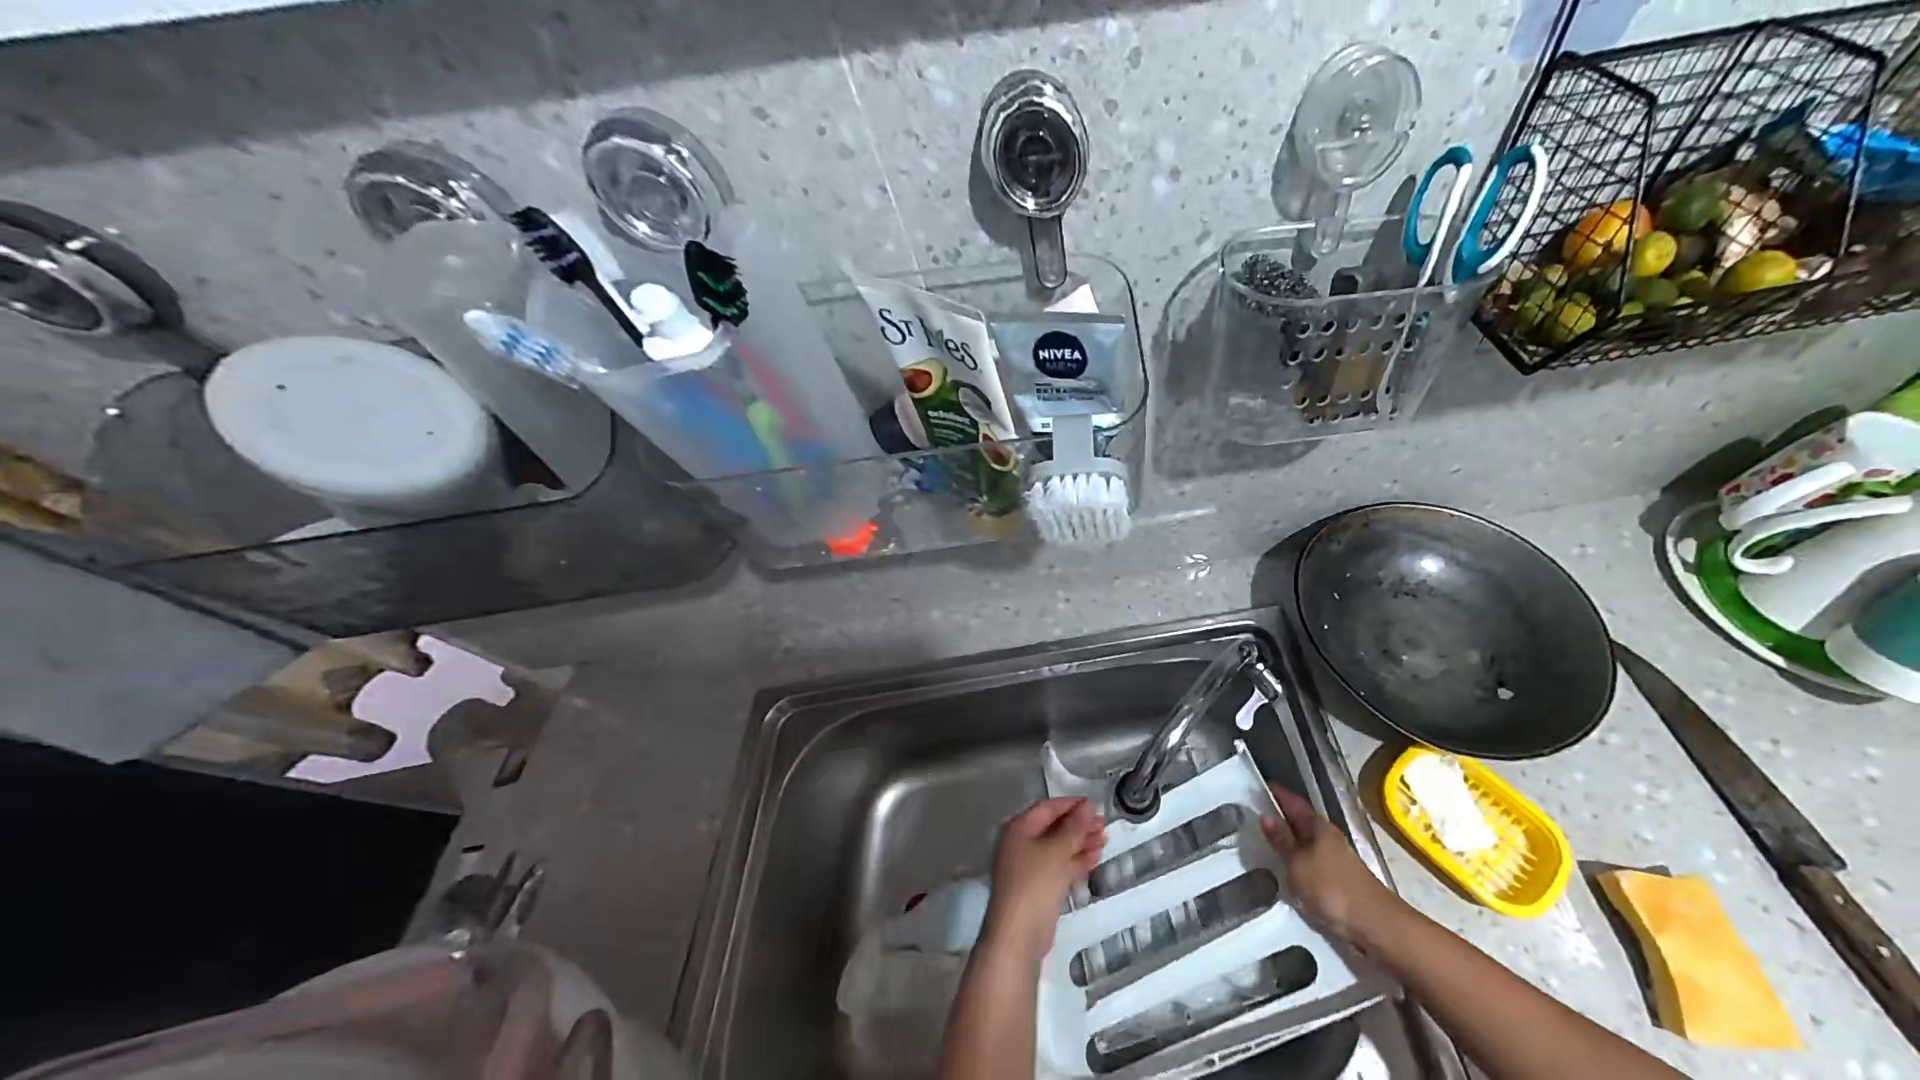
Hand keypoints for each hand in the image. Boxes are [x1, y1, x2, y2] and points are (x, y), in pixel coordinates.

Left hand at [981, 797, 1105, 962]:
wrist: (1019, 935)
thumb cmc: (1034, 884)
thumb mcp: (1056, 851)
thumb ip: (1074, 828)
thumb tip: (1088, 805)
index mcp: (1019, 829)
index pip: (1047, 808)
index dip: (1070, 805)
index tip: (1094, 805)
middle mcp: (1022, 844)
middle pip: (1053, 827)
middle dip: (1078, 825)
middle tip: (1103, 824)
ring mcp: (1030, 866)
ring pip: (1058, 847)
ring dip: (1081, 842)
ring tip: (1105, 839)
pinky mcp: (1040, 887)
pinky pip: (1060, 866)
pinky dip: (1076, 861)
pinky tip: (1095, 857)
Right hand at [1262, 784, 1404, 944]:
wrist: (1375, 926)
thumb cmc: (1332, 888)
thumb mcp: (1298, 863)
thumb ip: (1282, 841)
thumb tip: (1266, 816)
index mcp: (1318, 826)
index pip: (1293, 802)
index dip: (1275, 793)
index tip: (1253, 787)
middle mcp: (1327, 837)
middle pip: (1298, 820)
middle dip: (1276, 816)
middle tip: (1247, 813)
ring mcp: (1332, 858)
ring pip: (1302, 841)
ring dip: (1284, 839)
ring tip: (1257, 839)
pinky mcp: (1334, 879)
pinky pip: (1306, 861)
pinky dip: (1292, 859)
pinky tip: (1278, 867)